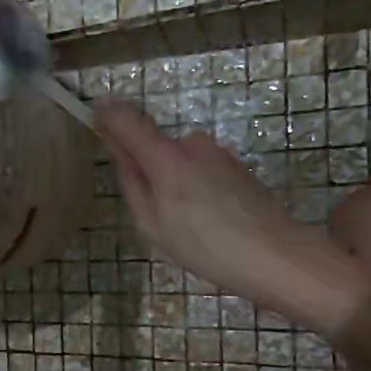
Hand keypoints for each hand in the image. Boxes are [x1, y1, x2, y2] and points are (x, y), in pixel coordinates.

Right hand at [95, 99, 370, 333]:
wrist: (274, 255)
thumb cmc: (203, 245)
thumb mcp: (151, 223)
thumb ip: (131, 181)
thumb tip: (118, 151)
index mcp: (165, 158)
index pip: (126, 120)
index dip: (108, 115)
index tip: (95, 117)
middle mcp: (191, 144)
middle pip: (154, 145)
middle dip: (145, 167)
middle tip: (151, 208)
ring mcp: (217, 152)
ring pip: (178, 158)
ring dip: (172, 179)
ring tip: (184, 220)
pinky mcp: (235, 164)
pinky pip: (199, 167)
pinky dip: (193, 185)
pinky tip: (207, 218)